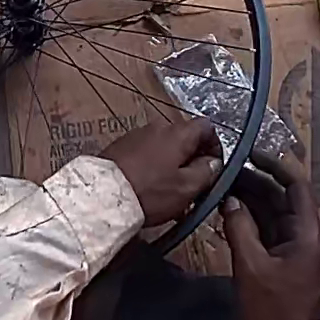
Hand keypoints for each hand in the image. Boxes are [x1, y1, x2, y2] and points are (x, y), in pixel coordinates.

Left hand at [99, 118, 223, 225]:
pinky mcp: (123, 145)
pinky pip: (148, 152)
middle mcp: (157, 126)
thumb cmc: (150, 190)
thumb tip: (214, 161)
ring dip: (174, 165)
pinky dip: (156, 166)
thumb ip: (206, 172)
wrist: (104, 193)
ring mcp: (138, 134)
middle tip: (196, 187)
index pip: (206, 127)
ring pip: (166, 147)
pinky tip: (153, 188)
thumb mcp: (187, 187)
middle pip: (185, 138)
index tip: (214, 169)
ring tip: (173, 193)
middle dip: (194, 160)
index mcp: (177, 132)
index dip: (215, 146)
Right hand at [221, 149, 319, 319]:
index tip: (248, 154)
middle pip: (280, 197)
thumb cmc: (273, 308)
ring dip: (247, 198)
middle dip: (252, 181)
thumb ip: (239, 225)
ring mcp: (292, 249)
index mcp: (307, 234)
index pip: (296, 187)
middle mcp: (304, 237)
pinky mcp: (280, 259)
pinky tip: (224, 209)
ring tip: (219, 186)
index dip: (274, 166)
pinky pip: (264, 228)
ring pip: (270, 212)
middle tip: (222, 171)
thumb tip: (229, 198)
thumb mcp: (252, 264)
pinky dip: (246, 216)